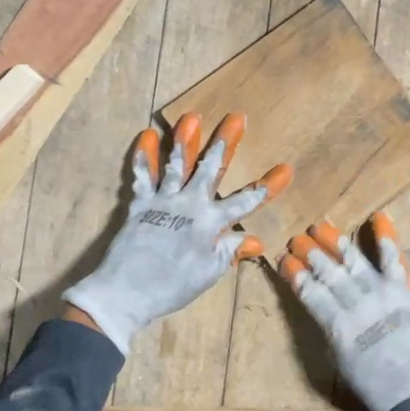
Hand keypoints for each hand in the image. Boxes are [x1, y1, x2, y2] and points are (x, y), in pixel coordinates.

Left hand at [63, 113, 290, 353]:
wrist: (123, 293)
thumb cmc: (171, 287)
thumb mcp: (207, 274)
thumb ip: (229, 251)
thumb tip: (256, 240)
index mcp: (210, 222)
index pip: (246, 201)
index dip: (266, 186)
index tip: (285, 169)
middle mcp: (190, 204)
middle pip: (211, 169)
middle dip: (225, 143)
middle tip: (236, 118)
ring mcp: (163, 201)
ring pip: (177, 164)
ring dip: (186, 140)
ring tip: (191, 117)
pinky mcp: (140, 204)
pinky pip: (142, 177)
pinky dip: (144, 157)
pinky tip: (146, 136)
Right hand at [283, 214, 409, 410]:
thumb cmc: (372, 382)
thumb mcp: (339, 358)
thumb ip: (330, 326)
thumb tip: (318, 300)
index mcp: (338, 325)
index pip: (311, 293)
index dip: (296, 275)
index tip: (283, 259)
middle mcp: (357, 304)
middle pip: (330, 273)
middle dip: (311, 254)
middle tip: (297, 238)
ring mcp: (382, 293)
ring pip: (355, 262)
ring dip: (337, 243)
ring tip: (322, 226)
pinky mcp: (404, 290)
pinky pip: (393, 261)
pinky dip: (386, 239)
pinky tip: (378, 219)